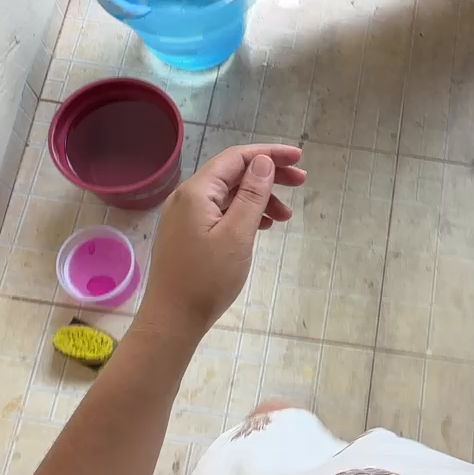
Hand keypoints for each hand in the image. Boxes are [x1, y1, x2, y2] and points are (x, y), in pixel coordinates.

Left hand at [139, 143, 305, 336]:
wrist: (172, 319)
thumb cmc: (207, 279)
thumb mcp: (237, 235)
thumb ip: (252, 195)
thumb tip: (263, 162)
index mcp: (197, 192)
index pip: (237, 158)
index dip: (270, 154)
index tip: (299, 158)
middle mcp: (187, 197)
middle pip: (233, 173)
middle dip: (268, 175)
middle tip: (301, 183)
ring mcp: (185, 216)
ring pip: (229, 195)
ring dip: (259, 198)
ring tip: (286, 216)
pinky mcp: (188, 233)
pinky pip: (221, 212)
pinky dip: (244, 213)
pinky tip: (263, 226)